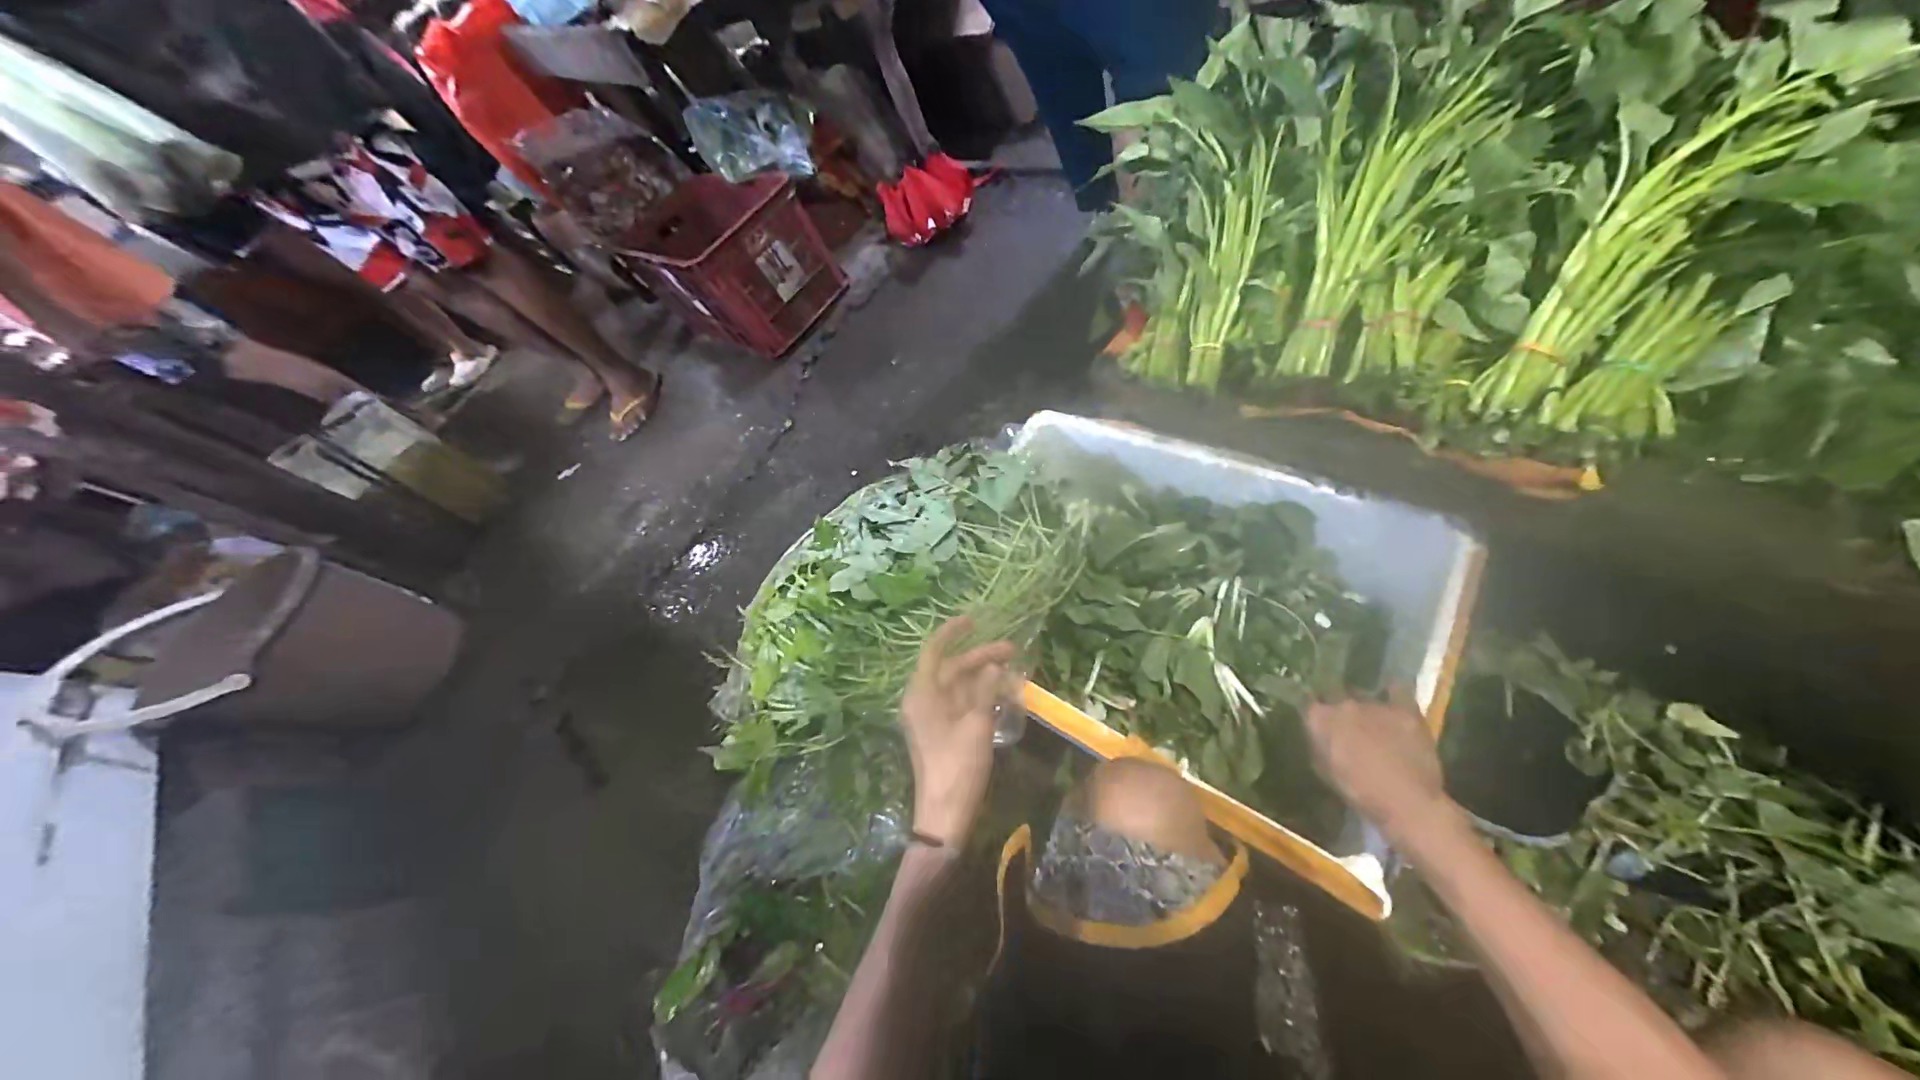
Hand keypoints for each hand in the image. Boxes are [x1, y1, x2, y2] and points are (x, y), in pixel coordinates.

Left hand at [899, 617, 1015, 846]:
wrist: (944, 814)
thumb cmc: (958, 766)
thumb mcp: (976, 725)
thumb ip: (985, 691)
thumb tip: (994, 665)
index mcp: (922, 694)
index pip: (934, 651)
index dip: (952, 632)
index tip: (975, 620)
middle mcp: (922, 700)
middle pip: (951, 668)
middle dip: (980, 657)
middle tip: (1013, 650)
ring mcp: (931, 717)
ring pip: (957, 686)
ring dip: (982, 676)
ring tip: (1013, 668)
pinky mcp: (941, 731)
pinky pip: (959, 703)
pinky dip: (978, 695)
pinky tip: (1001, 692)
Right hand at [1305, 692, 1453, 841]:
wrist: (1406, 801)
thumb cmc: (1358, 791)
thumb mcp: (1324, 770)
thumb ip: (1318, 743)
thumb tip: (1318, 732)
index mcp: (1320, 719)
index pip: (1308, 702)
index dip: (1313, 709)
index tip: (1317, 716)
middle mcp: (1343, 704)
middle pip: (1335, 693)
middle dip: (1337, 702)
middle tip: (1345, 719)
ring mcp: (1375, 704)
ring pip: (1364, 693)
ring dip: (1365, 703)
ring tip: (1372, 714)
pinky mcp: (1404, 709)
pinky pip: (1397, 689)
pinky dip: (1393, 690)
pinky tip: (1393, 694)